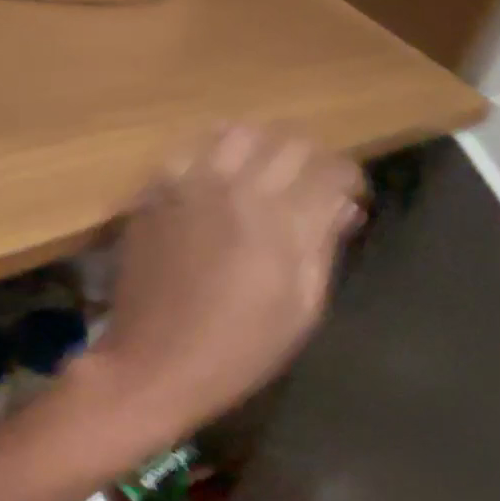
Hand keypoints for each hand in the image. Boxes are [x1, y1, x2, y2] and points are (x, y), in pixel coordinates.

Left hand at [70, 125, 364, 451]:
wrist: (153, 367)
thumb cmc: (235, 352)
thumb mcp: (299, 313)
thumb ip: (322, 249)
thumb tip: (342, 207)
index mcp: (281, 221)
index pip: (330, 169)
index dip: (347, 181)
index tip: (346, 199)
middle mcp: (237, 188)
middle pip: (288, 142)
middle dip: (309, 161)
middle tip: (307, 188)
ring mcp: (189, 187)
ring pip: (237, 133)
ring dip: (259, 148)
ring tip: (260, 176)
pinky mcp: (154, 197)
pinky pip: (188, 153)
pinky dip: (210, 159)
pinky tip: (213, 186)